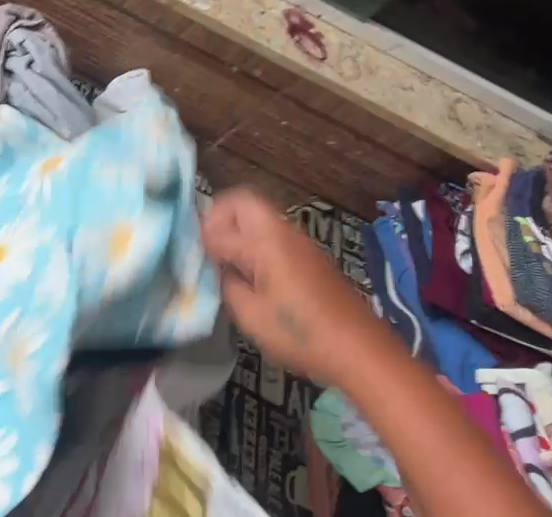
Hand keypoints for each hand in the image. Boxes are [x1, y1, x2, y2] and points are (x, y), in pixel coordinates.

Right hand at [201, 188, 387, 384]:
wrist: (361, 351)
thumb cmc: (301, 333)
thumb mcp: (251, 316)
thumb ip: (227, 285)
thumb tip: (218, 269)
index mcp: (264, 241)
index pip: (218, 227)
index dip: (199, 238)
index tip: (190, 256)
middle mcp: (281, 231)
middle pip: (242, 201)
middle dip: (218, 217)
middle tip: (207, 247)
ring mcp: (299, 242)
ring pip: (258, 217)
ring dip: (237, 229)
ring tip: (226, 262)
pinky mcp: (309, 256)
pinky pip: (273, 234)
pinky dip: (255, 242)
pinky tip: (251, 274)